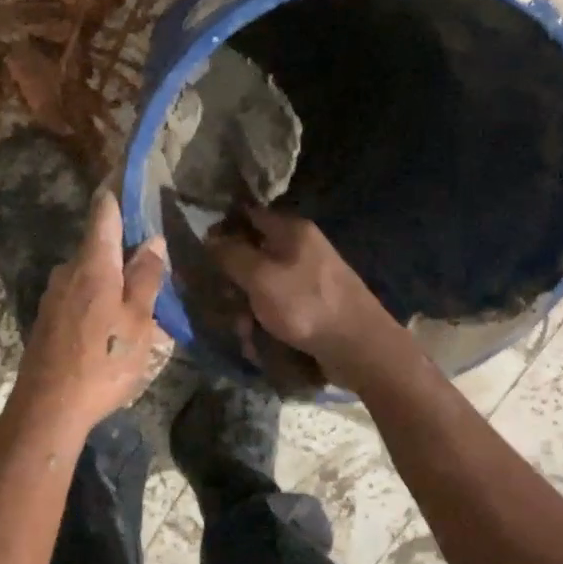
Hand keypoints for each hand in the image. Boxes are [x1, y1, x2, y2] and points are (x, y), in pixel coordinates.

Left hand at [12, 191, 167, 434]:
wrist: (48, 408)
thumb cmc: (103, 362)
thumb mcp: (139, 323)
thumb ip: (146, 279)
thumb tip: (153, 241)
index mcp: (93, 264)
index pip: (103, 213)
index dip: (116, 193)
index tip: (128, 176)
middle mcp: (67, 271)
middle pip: (98, 247)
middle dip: (123, 252)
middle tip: (153, 267)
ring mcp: (53, 295)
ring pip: (89, 275)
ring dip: (111, 283)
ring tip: (138, 308)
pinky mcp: (46, 319)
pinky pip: (78, 297)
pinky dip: (96, 302)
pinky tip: (110, 329)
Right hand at [208, 207, 401, 385]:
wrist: (361, 348)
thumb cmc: (306, 305)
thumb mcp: (260, 277)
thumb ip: (232, 254)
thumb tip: (210, 237)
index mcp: (292, 230)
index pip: (249, 214)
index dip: (223, 227)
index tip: (201, 248)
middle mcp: (303, 247)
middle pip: (254, 252)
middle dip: (234, 278)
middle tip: (223, 300)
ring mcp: (311, 276)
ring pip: (264, 283)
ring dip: (248, 306)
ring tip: (244, 331)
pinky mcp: (316, 303)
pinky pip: (280, 305)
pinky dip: (267, 320)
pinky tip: (259, 341)